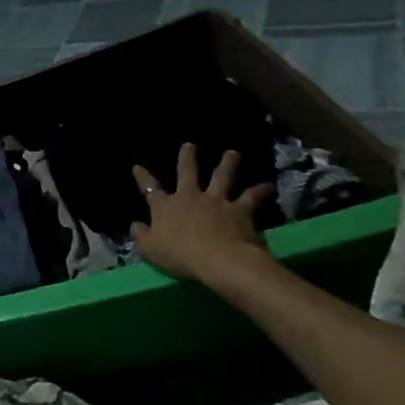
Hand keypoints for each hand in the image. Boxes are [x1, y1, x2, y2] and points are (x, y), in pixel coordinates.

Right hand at [131, 143, 274, 284]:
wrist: (218, 259)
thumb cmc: (179, 255)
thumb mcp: (150, 249)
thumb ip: (141, 235)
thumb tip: (135, 224)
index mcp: (164, 207)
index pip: (149, 188)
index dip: (143, 177)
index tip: (137, 166)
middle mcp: (189, 197)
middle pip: (187, 172)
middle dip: (187, 158)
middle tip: (189, 145)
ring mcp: (216, 201)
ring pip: (221, 176)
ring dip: (227, 164)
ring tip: (232, 153)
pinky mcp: (239, 209)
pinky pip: (252, 196)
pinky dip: (261, 190)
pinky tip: (269, 185)